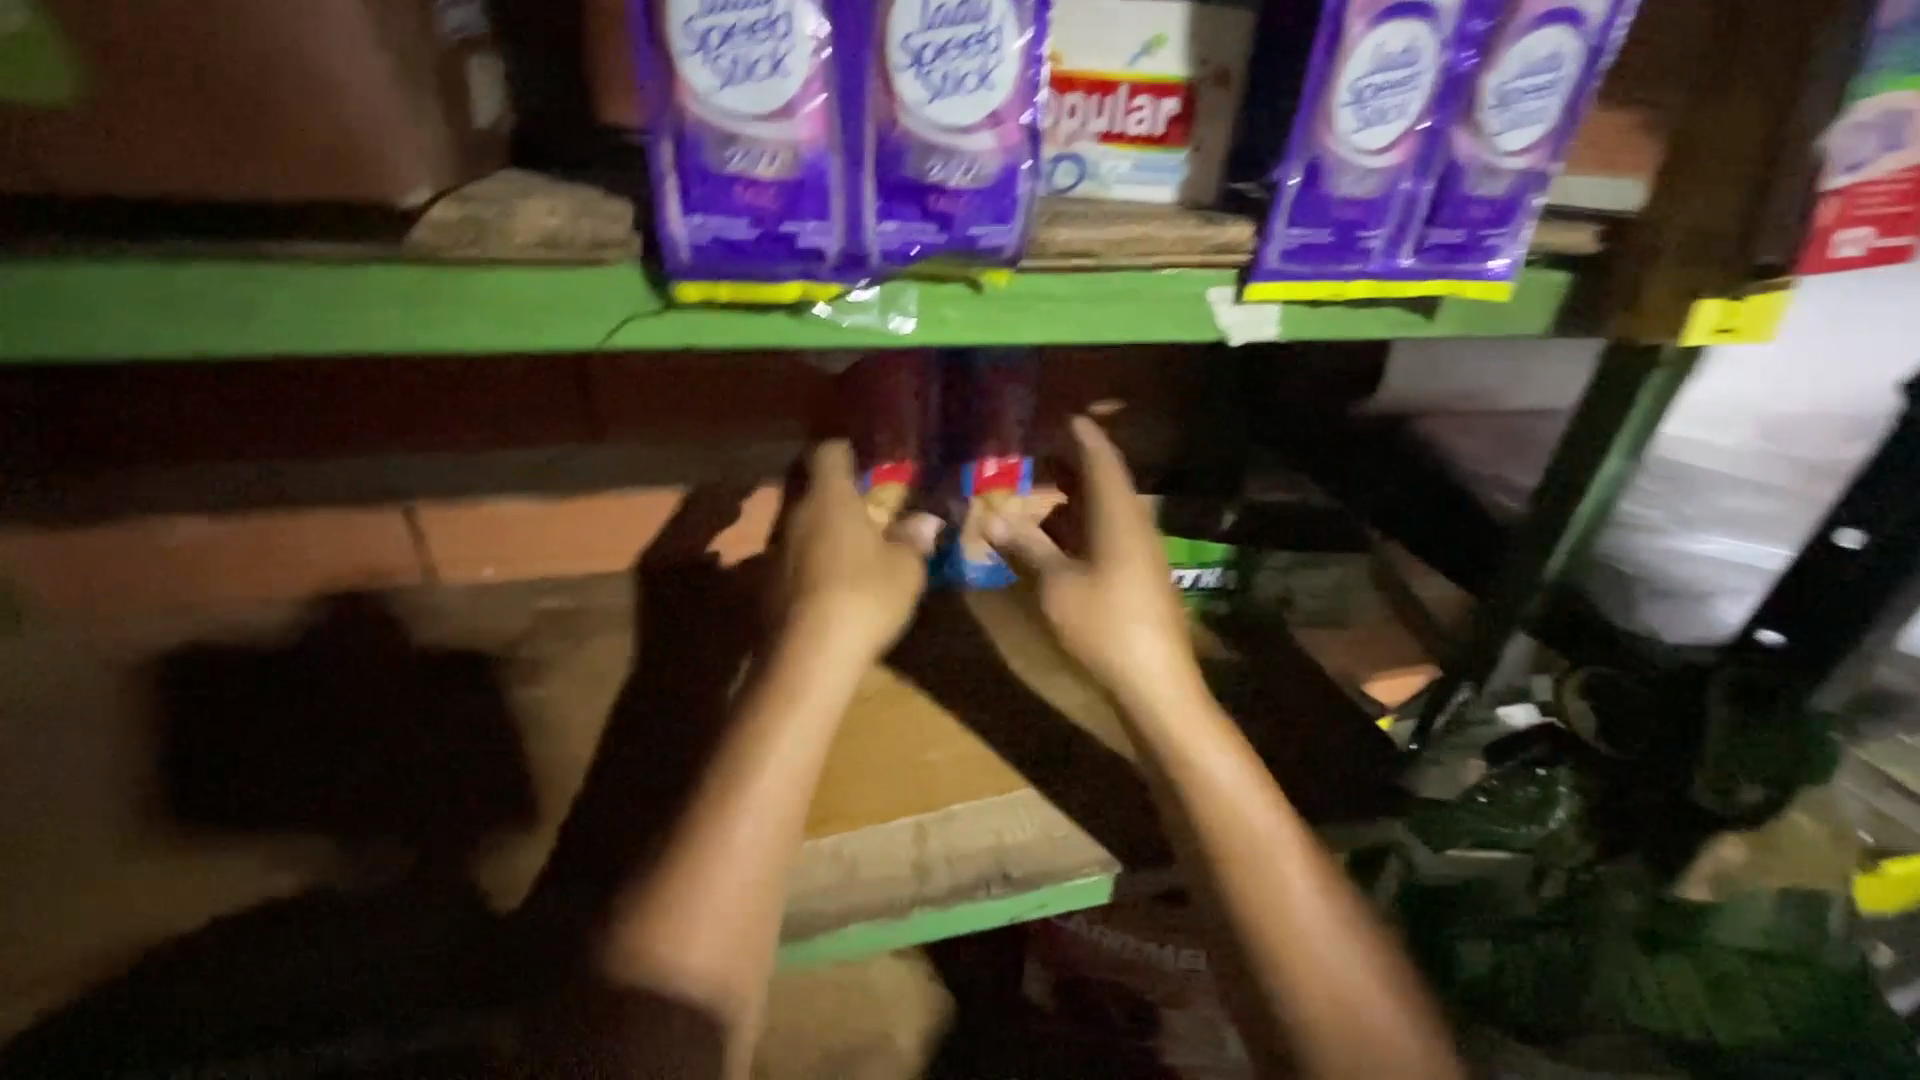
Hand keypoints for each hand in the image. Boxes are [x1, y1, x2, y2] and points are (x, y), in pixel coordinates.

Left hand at [770, 441, 940, 666]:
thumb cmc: (865, 596)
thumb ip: (912, 540)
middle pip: (810, 490)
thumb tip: (924, 521)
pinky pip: (791, 562)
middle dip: (834, 496)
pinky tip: (830, 586)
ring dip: (820, 533)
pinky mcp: (765, 586)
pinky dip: (810, 565)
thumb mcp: (906, 569)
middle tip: (863, 509)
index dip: (844, 452)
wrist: (809, 655)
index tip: (861, 459)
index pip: (828, 453)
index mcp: (830, 498)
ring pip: (799, 528)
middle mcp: (794, 515)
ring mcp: (774, 552)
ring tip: (849, 550)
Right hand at [985, 417, 1199, 709]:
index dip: (1078, 434)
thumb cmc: (1104, 624)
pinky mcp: (1135, 575)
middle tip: (1027, 457)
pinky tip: (1050, 536)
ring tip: (1029, 493)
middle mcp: (1133, 523)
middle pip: (1101, 480)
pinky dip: (1075, 526)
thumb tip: (991, 519)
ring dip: (1067, 499)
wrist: (1155, 681)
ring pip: (1101, 510)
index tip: (1053, 416)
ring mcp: (1137, 550)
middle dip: (1065, 466)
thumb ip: (1025, 547)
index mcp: (1119, 513)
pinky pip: (1103, 534)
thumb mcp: (1055, 584)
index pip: (1100, 456)